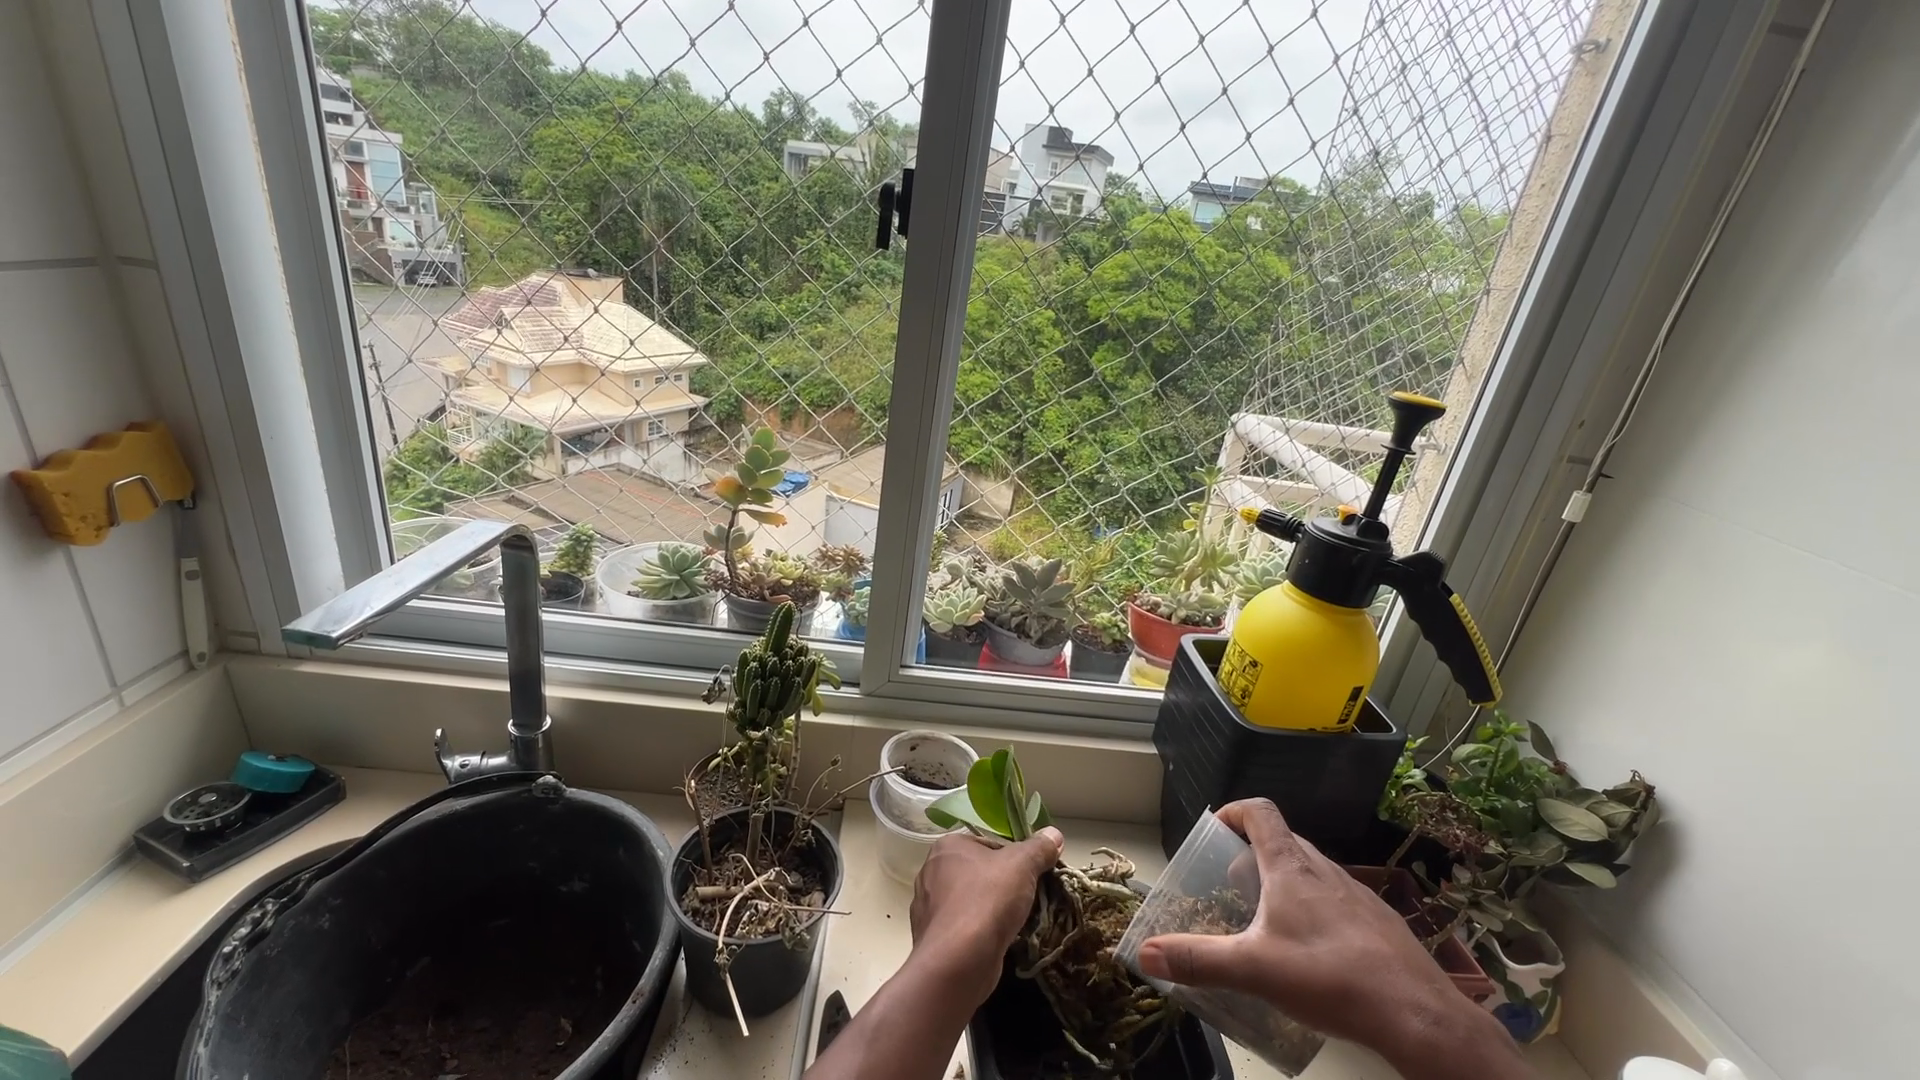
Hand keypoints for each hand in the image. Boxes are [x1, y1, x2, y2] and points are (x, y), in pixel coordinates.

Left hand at [909, 827, 1062, 1005]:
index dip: (1014, 858)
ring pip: (971, 901)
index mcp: (948, 846)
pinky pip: (963, 926)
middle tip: (1026, 898)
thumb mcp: (1022, 865)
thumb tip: (1054, 834)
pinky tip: (996, 940)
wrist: (959, 961)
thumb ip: (1039, 848)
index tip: (1031, 875)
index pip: (989, 844)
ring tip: (1014, 922)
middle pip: (980, 872)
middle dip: (1002, 885)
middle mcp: (931, 871)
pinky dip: (979, 931)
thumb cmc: (988, 900)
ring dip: (991, 910)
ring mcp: (928, 906)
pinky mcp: (932, 937)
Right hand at [1135, 800, 1498, 1064]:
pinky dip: (1316, 908)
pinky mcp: (1381, 923)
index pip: (1261, 812)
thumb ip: (1199, 960)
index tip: (1216, 828)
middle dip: (1253, 852)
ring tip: (1268, 919)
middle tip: (1232, 882)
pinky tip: (1314, 950)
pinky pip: (1338, 899)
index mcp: (1291, 868)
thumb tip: (1145, 954)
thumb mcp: (1254, 970)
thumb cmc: (1331, 978)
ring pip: (1313, 871)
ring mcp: (1358, 895)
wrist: (1419, 1015)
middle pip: (1284, 840)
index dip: (1234, 810)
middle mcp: (1325, 871)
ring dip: (1285, 880)